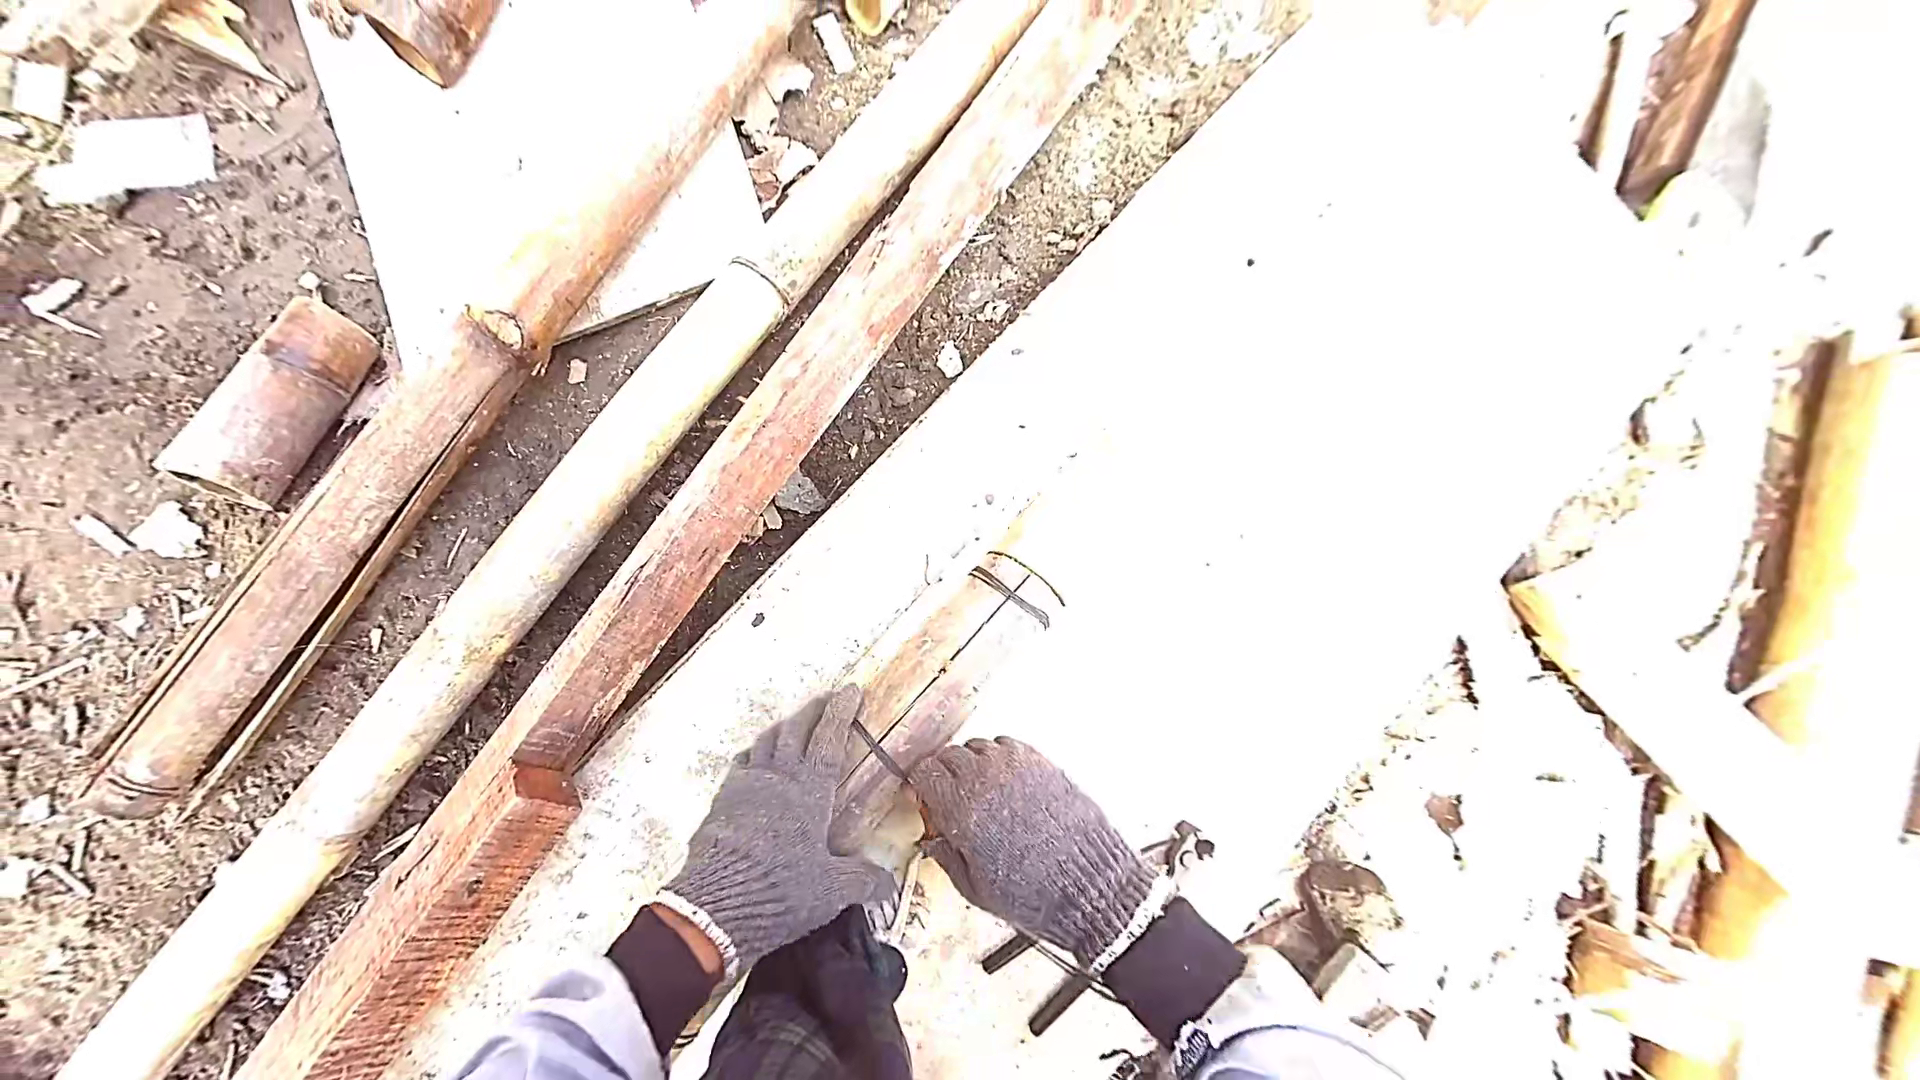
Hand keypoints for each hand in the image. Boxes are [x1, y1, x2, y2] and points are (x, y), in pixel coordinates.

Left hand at [660, 686, 896, 975]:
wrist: (714, 907)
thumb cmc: (780, 890)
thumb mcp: (831, 890)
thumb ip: (862, 880)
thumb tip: (888, 884)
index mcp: (810, 790)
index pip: (829, 739)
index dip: (841, 711)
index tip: (851, 689)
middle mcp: (779, 777)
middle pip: (796, 729)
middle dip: (814, 709)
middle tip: (826, 698)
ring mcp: (747, 785)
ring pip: (767, 740)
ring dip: (784, 726)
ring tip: (793, 721)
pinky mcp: (722, 800)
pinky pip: (742, 763)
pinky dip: (754, 752)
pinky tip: (755, 757)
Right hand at [911, 737, 1161, 969]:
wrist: (1089, 885)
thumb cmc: (1034, 895)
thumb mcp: (976, 890)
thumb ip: (947, 857)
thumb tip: (933, 840)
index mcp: (962, 809)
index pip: (925, 771)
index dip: (920, 783)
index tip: (923, 795)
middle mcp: (984, 779)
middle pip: (948, 755)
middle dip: (944, 774)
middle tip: (951, 795)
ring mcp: (1013, 765)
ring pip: (978, 746)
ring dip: (972, 763)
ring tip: (981, 789)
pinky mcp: (1039, 761)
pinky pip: (1007, 745)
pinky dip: (1000, 757)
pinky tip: (1007, 781)